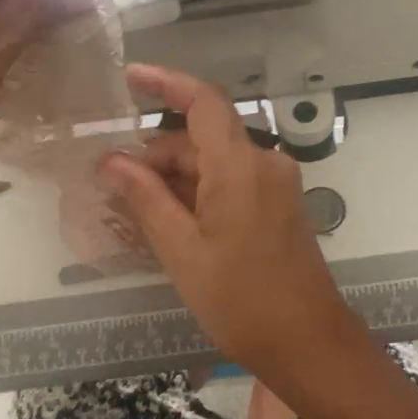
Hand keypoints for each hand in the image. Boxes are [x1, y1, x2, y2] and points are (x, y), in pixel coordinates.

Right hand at [101, 65, 369, 388]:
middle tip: (112, 185)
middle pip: (201, 138)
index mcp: (241, 165)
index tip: (129, 76)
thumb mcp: (182, 251)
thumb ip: (145, 198)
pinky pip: (231, 182)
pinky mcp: (278, 204)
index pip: (203, 101)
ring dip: (174, 179)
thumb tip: (109, 161)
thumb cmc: (241, 299)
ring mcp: (275, 183)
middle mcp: (263, 162)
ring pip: (214, 162)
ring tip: (133, 211)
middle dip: (156, 155)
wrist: (307, 342)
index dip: (165, 82)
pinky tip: (168, 222)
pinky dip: (198, 193)